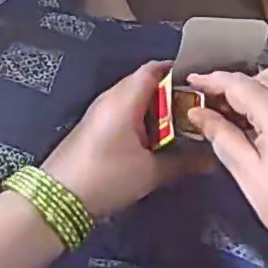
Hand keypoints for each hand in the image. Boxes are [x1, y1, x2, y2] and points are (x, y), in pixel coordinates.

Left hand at [42, 61, 211, 217]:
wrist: (57, 198)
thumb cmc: (107, 176)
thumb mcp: (150, 172)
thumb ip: (182, 162)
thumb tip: (210, 159)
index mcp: (125, 98)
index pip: (154, 69)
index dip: (178, 72)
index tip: (201, 86)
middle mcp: (112, 97)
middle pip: (145, 82)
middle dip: (171, 93)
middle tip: (197, 110)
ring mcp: (100, 112)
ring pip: (134, 99)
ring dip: (156, 109)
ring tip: (182, 126)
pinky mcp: (94, 127)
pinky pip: (124, 112)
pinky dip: (142, 119)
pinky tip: (156, 140)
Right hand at [186, 68, 267, 267]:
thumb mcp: (250, 177)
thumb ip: (222, 137)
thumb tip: (196, 112)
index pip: (238, 84)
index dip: (211, 81)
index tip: (188, 83)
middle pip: (258, 77)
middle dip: (230, 84)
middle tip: (206, 103)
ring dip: (253, 86)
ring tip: (231, 108)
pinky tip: (258, 116)